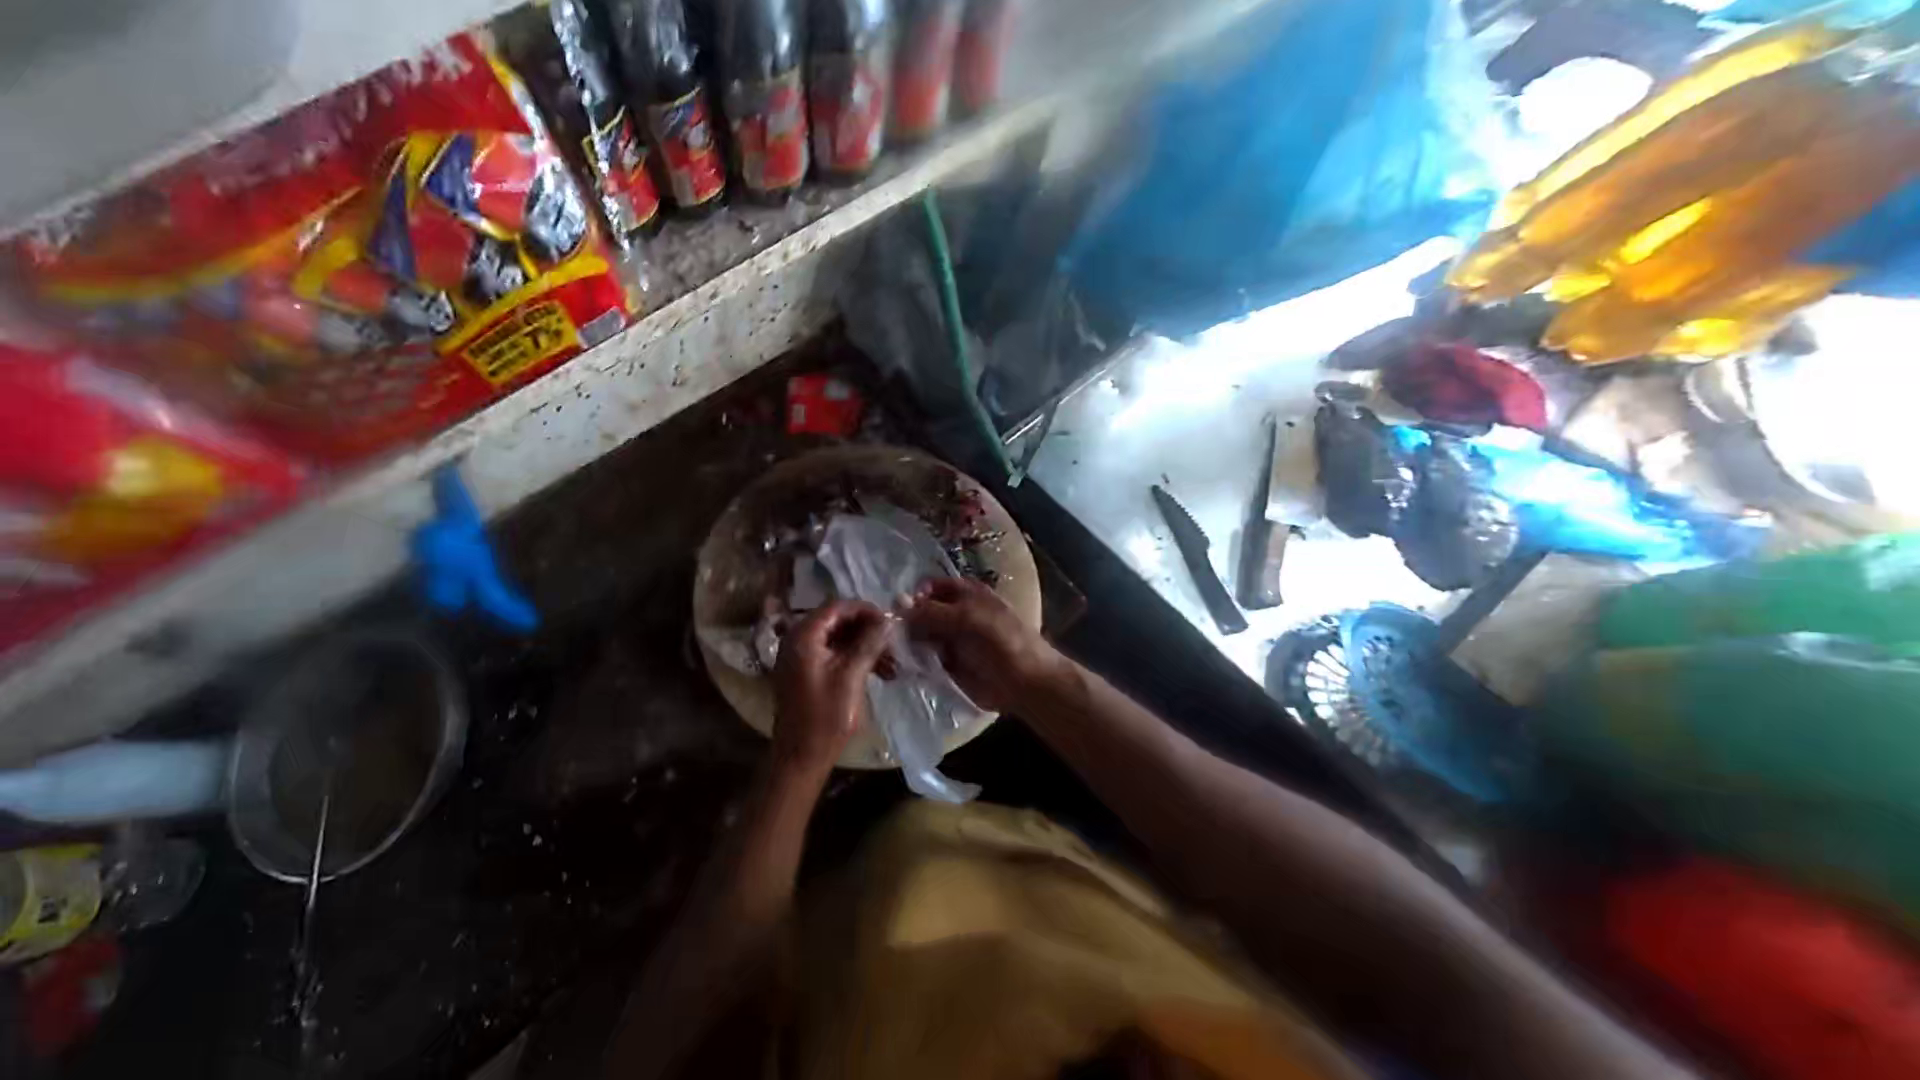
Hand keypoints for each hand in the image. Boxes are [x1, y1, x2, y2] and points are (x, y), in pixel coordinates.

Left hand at [772, 600, 890, 778]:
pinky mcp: (806, 672)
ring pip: (837, 638)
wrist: (801, 756)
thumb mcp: (851, 676)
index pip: (836, 607)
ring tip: (891, 662)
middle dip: (867, 628)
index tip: (890, 621)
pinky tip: (878, 671)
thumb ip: (868, 643)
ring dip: (864, 645)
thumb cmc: (825, 716)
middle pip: (836, 620)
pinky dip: (854, 657)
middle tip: (892, 642)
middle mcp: (796, 640)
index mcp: (803, 636)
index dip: (865, 610)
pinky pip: (832, 653)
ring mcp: (800, 656)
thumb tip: (888, 620)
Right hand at [903, 577, 1067, 713]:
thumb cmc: (1001, 641)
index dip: (913, 595)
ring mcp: (949, 640)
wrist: (1024, 682)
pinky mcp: (946, 665)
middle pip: (920, 612)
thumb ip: (931, 610)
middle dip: (903, 620)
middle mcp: (954, 614)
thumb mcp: (966, 617)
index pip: (929, 587)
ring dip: (903, 642)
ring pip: (918, 636)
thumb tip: (896, 602)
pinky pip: (923, 660)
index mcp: (964, 594)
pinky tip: (897, 666)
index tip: (895, 609)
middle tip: (885, 633)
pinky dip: (911, 662)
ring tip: (888, 651)